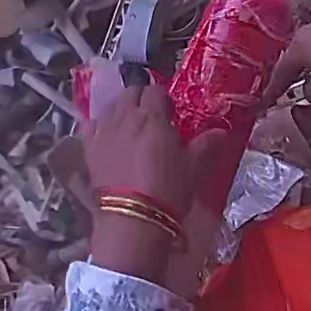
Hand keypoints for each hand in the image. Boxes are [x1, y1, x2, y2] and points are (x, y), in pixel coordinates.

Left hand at [84, 85, 227, 282]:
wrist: (133, 219)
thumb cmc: (168, 191)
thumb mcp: (194, 169)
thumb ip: (206, 146)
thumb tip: (222, 132)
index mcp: (152, 116)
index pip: (155, 91)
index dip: (164, 99)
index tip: (170, 115)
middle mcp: (125, 117)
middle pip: (130, 92)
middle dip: (141, 99)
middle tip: (152, 118)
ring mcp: (103, 131)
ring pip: (111, 106)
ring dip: (121, 110)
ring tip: (131, 127)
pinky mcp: (88, 148)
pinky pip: (90, 124)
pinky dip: (99, 124)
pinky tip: (106, 135)